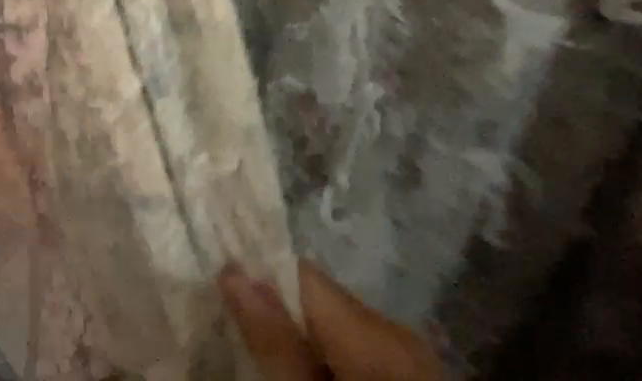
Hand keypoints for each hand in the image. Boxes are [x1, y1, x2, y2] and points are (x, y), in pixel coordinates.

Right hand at [220, 262, 446, 379]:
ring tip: (275, 365)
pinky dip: (335, 361)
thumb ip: (274, 341)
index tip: (220, 294)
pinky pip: (367, 353)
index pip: (298, 272)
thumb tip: (233, 271)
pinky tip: (316, 379)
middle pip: (319, 301)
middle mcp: (398, 332)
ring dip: (306, 341)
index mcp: (370, 327)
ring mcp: (420, 361)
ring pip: (342, 328)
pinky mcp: (420, 380)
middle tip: (240, 337)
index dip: (255, 276)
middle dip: (280, 315)